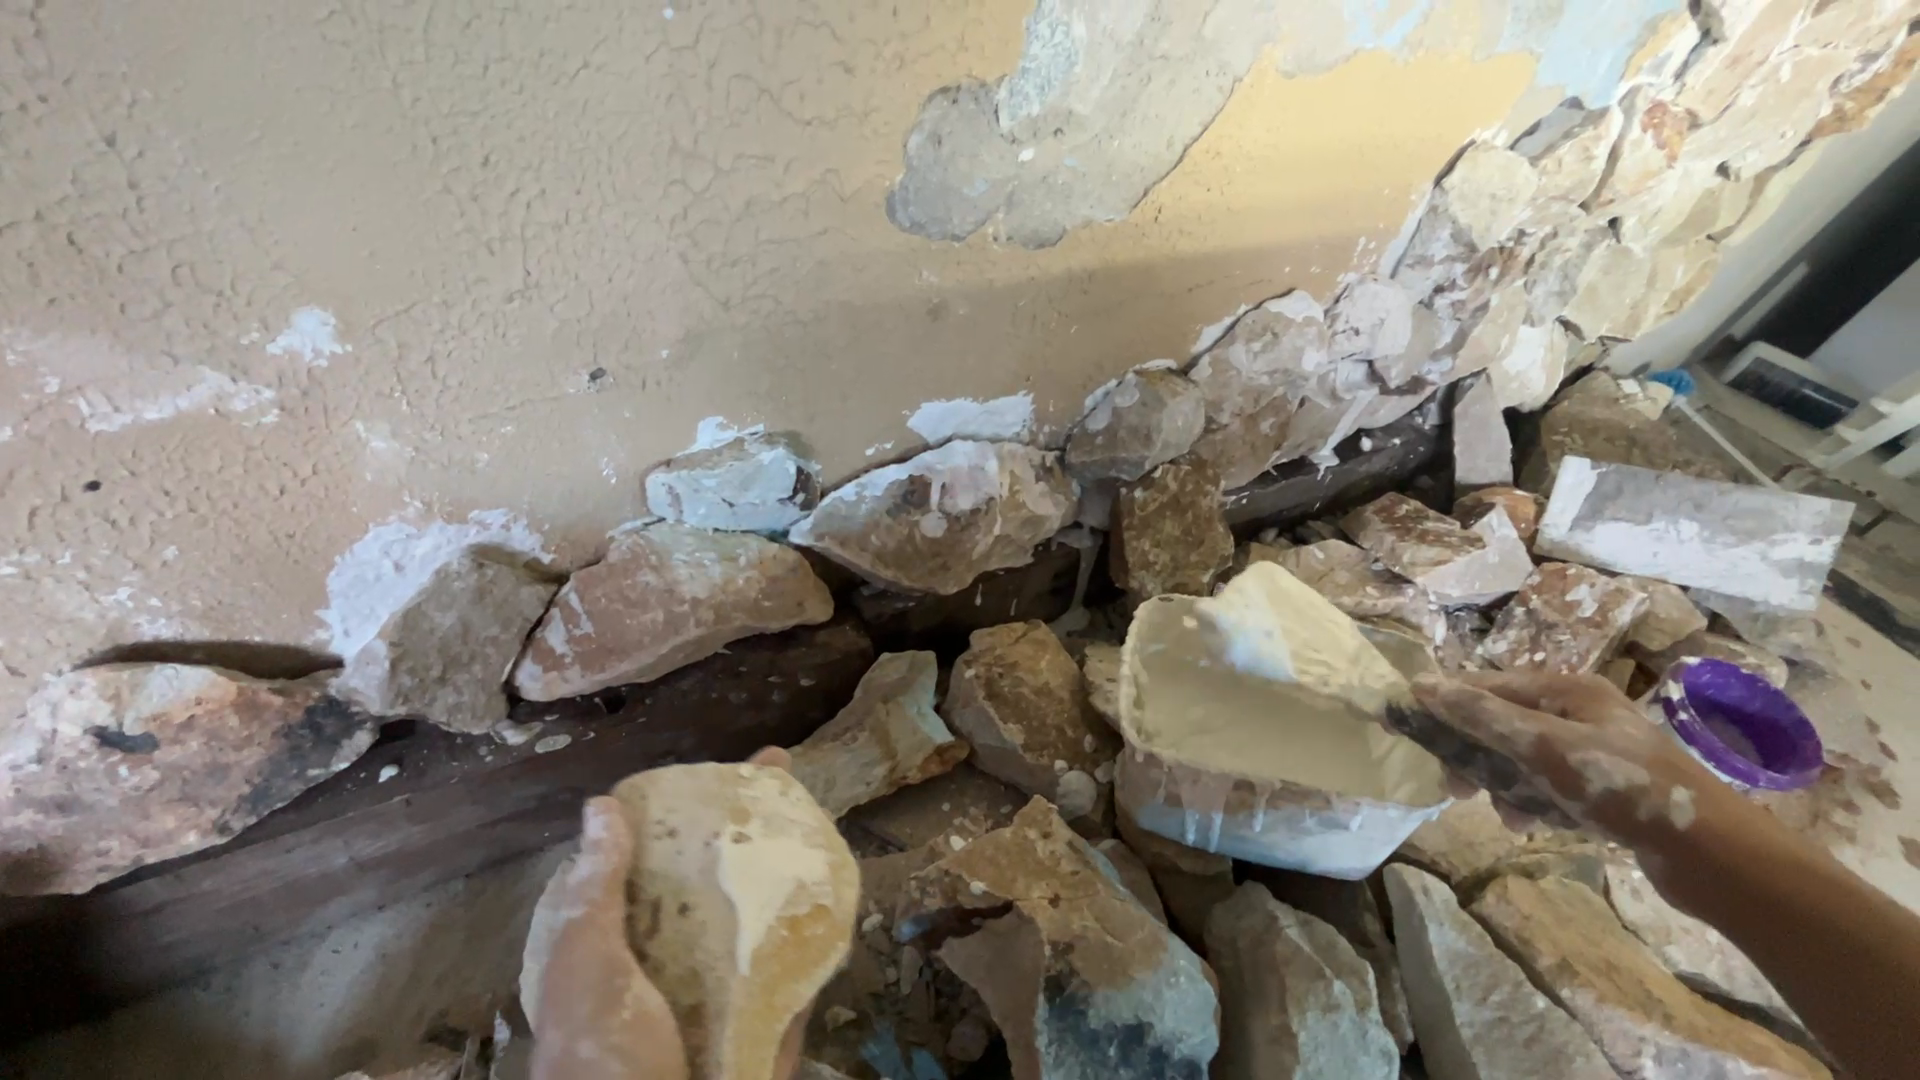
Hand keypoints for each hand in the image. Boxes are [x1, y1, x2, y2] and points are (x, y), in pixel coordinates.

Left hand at [527, 748, 804, 1079]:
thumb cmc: (605, 1057)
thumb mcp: (587, 968)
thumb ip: (596, 894)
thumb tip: (600, 805)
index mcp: (630, 936)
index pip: (662, 852)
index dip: (690, 804)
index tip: (721, 767)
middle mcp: (677, 951)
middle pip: (720, 870)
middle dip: (750, 823)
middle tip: (784, 779)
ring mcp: (724, 982)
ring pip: (758, 908)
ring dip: (786, 867)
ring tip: (817, 820)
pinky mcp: (762, 1012)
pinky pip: (790, 961)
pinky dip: (810, 928)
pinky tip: (836, 891)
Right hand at [1409, 670, 1734, 851]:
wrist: (1712, 855)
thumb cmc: (1622, 788)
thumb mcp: (1542, 747)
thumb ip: (1481, 715)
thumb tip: (1421, 684)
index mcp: (1566, 689)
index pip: (1484, 685)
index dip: (1442, 702)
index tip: (1402, 723)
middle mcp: (1578, 710)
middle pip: (1499, 722)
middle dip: (1472, 753)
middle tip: (1450, 786)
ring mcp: (1592, 747)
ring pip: (1519, 756)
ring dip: (1501, 783)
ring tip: (1503, 812)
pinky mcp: (1602, 785)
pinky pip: (1544, 783)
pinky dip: (1530, 800)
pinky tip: (1531, 822)